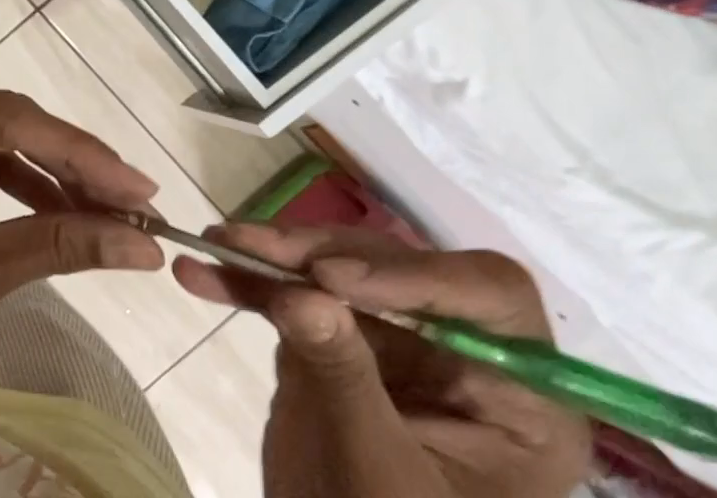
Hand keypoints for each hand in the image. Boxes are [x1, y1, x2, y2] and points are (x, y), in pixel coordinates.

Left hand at [0, 91, 166, 379]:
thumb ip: (61, 244)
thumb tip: (148, 246)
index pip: (5, 118)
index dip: (77, 149)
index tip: (138, 188)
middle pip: (3, 124)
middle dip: (69, 161)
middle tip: (133, 201)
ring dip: (51, 175)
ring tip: (107, 213)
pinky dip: (22, 188)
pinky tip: (62, 214)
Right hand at [175, 224, 590, 497]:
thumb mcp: (374, 470)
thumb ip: (344, 378)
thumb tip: (302, 294)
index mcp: (516, 393)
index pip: (488, 298)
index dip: (413, 275)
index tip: (329, 277)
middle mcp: (460, 353)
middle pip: (398, 271)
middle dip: (318, 254)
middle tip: (246, 246)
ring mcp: (393, 346)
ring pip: (336, 272)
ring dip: (270, 257)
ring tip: (212, 246)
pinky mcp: (334, 344)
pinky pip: (291, 296)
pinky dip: (246, 284)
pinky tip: (200, 274)